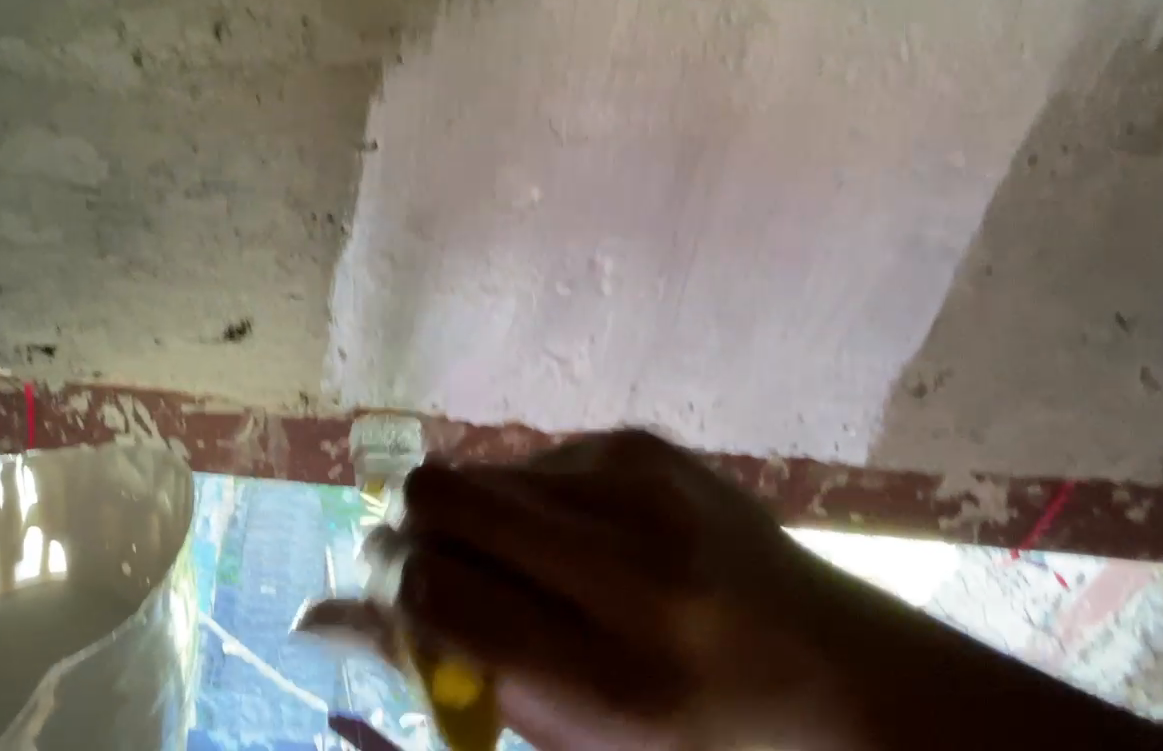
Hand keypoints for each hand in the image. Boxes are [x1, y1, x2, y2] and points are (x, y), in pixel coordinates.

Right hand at [301, 429, 870, 750]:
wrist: (847, 678)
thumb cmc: (698, 739)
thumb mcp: (572, 739)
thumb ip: (446, 671)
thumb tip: (314, 617)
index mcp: (612, 678)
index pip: (435, 590)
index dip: (387, 589)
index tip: (389, 598)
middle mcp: (629, 563)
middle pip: (439, 494)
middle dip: (408, 531)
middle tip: (430, 565)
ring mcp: (641, 484)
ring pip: (475, 466)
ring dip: (469, 516)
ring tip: (523, 561)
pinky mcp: (644, 441)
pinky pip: (528, 457)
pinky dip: (521, 497)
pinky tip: (574, 536)